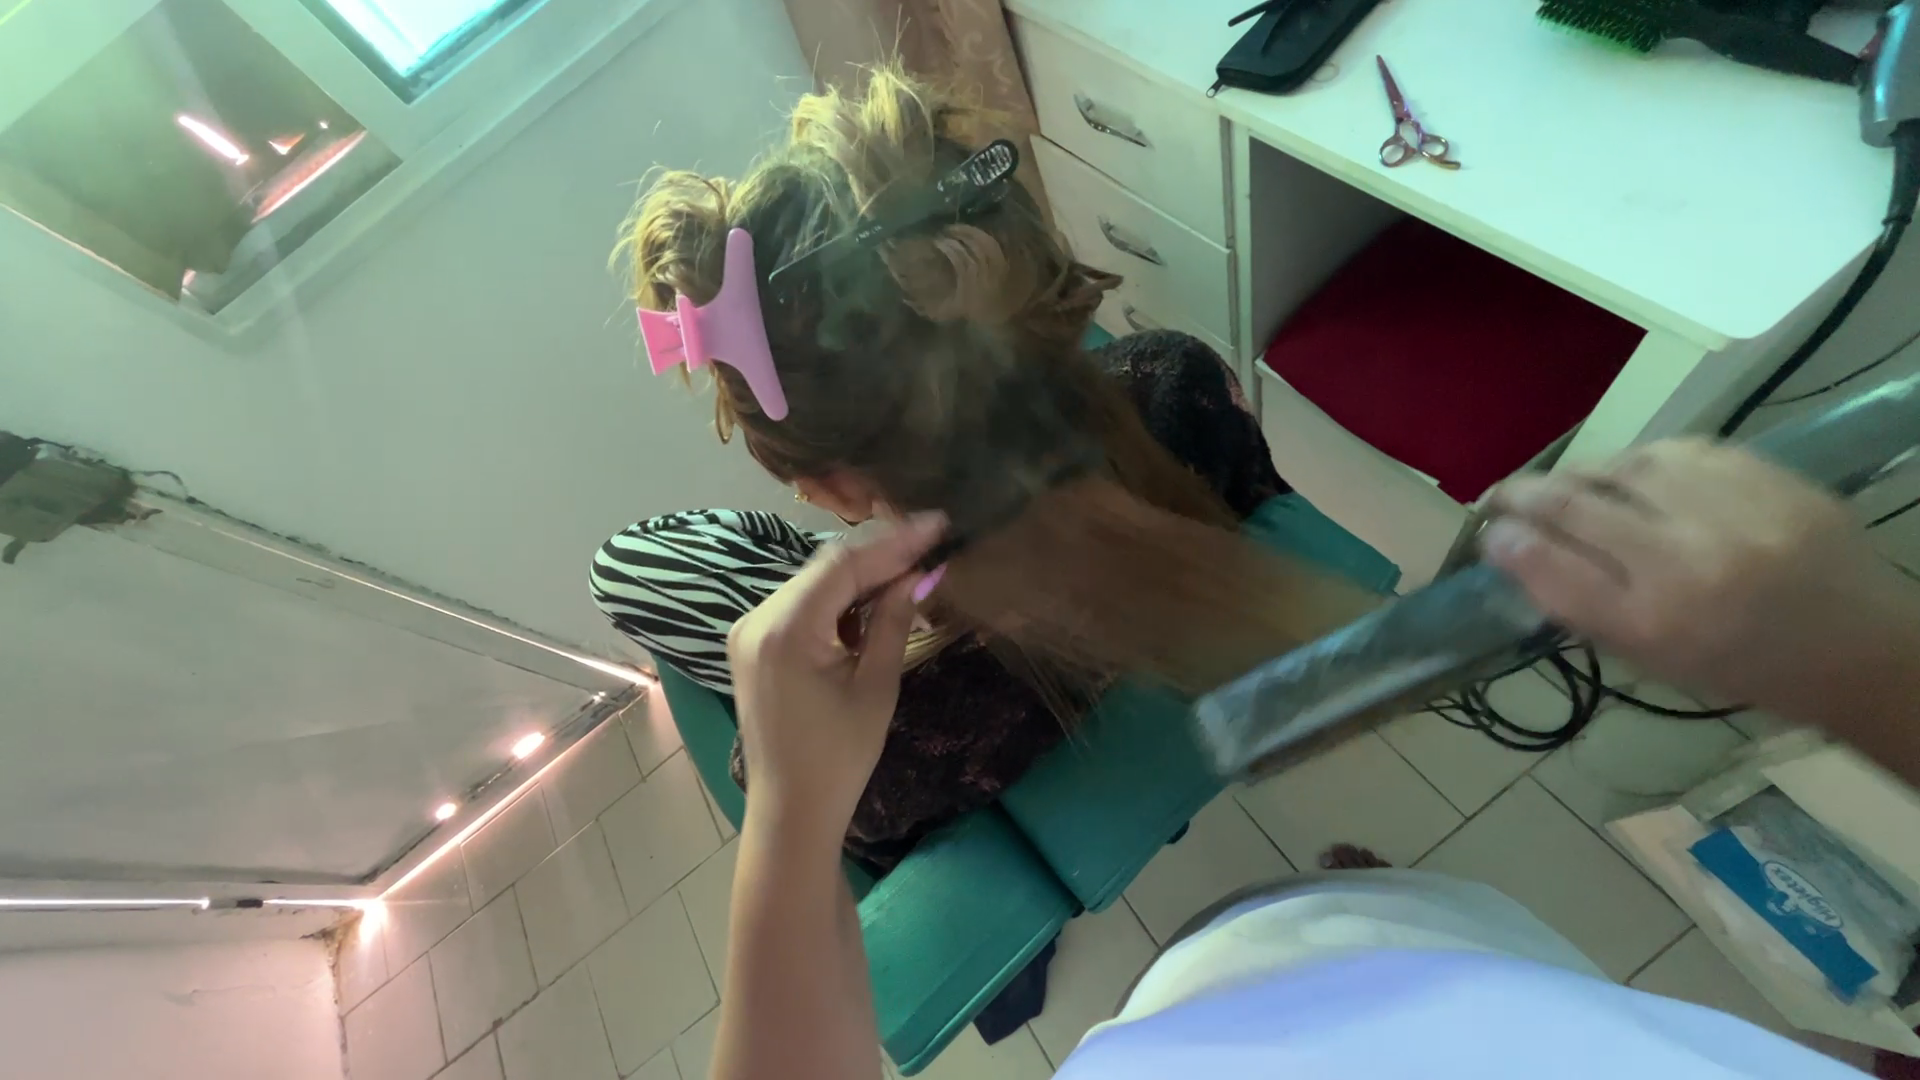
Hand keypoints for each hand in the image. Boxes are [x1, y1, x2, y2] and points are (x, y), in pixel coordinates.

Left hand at [726, 514, 944, 837]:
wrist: (792, 810)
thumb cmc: (840, 757)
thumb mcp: (876, 685)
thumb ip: (893, 619)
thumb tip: (921, 572)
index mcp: (784, 630)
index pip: (843, 565)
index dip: (894, 542)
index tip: (936, 523)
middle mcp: (756, 619)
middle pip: (826, 569)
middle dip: (880, 558)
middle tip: (931, 544)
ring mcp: (749, 631)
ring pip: (815, 584)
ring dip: (861, 579)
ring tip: (911, 575)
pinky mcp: (754, 644)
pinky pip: (803, 606)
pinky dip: (839, 602)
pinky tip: (874, 604)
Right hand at [1480, 438, 1919, 720]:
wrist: (1858, 649)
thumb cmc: (1727, 662)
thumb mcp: (1636, 653)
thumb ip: (1568, 599)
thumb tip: (1506, 545)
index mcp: (1649, 620)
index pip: (1544, 562)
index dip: (1501, 539)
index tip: (1486, 532)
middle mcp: (1688, 563)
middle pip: (1571, 506)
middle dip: (1520, 494)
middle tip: (1501, 496)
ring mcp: (1737, 515)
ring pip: (1620, 466)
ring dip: (1578, 473)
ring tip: (1566, 484)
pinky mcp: (1775, 483)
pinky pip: (1680, 450)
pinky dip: (1639, 460)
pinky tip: (1629, 474)